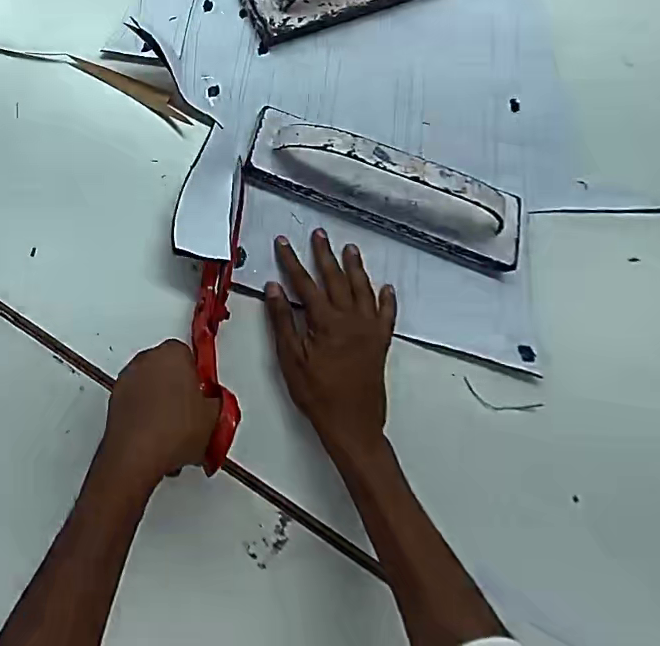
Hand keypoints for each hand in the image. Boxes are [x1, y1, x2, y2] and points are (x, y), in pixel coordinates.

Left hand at [99, 340, 220, 483]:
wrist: (138, 452)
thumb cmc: (172, 430)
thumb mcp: (214, 418)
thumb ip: (217, 402)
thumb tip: (215, 404)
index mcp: (173, 354)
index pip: (188, 354)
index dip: (197, 376)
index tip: (203, 393)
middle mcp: (147, 358)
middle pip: (167, 368)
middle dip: (178, 388)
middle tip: (191, 412)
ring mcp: (128, 376)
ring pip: (151, 385)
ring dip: (161, 401)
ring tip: (175, 432)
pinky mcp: (116, 395)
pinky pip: (136, 400)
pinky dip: (145, 412)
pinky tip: (158, 436)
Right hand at [264, 232, 395, 460]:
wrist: (352, 425)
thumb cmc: (316, 393)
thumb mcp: (290, 357)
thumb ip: (282, 320)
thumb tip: (274, 287)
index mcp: (327, 322)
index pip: (305, 283)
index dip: (292, 261)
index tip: (283, 242)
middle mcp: (351, 320)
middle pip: (336, 279)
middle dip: (325, 255)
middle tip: (319, 235)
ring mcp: (369, 330)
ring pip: (363, 290)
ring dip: (355, 268)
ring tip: (350, 249)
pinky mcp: (381, 343)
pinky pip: (386, 314)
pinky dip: (386, 299)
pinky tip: (385, 287)